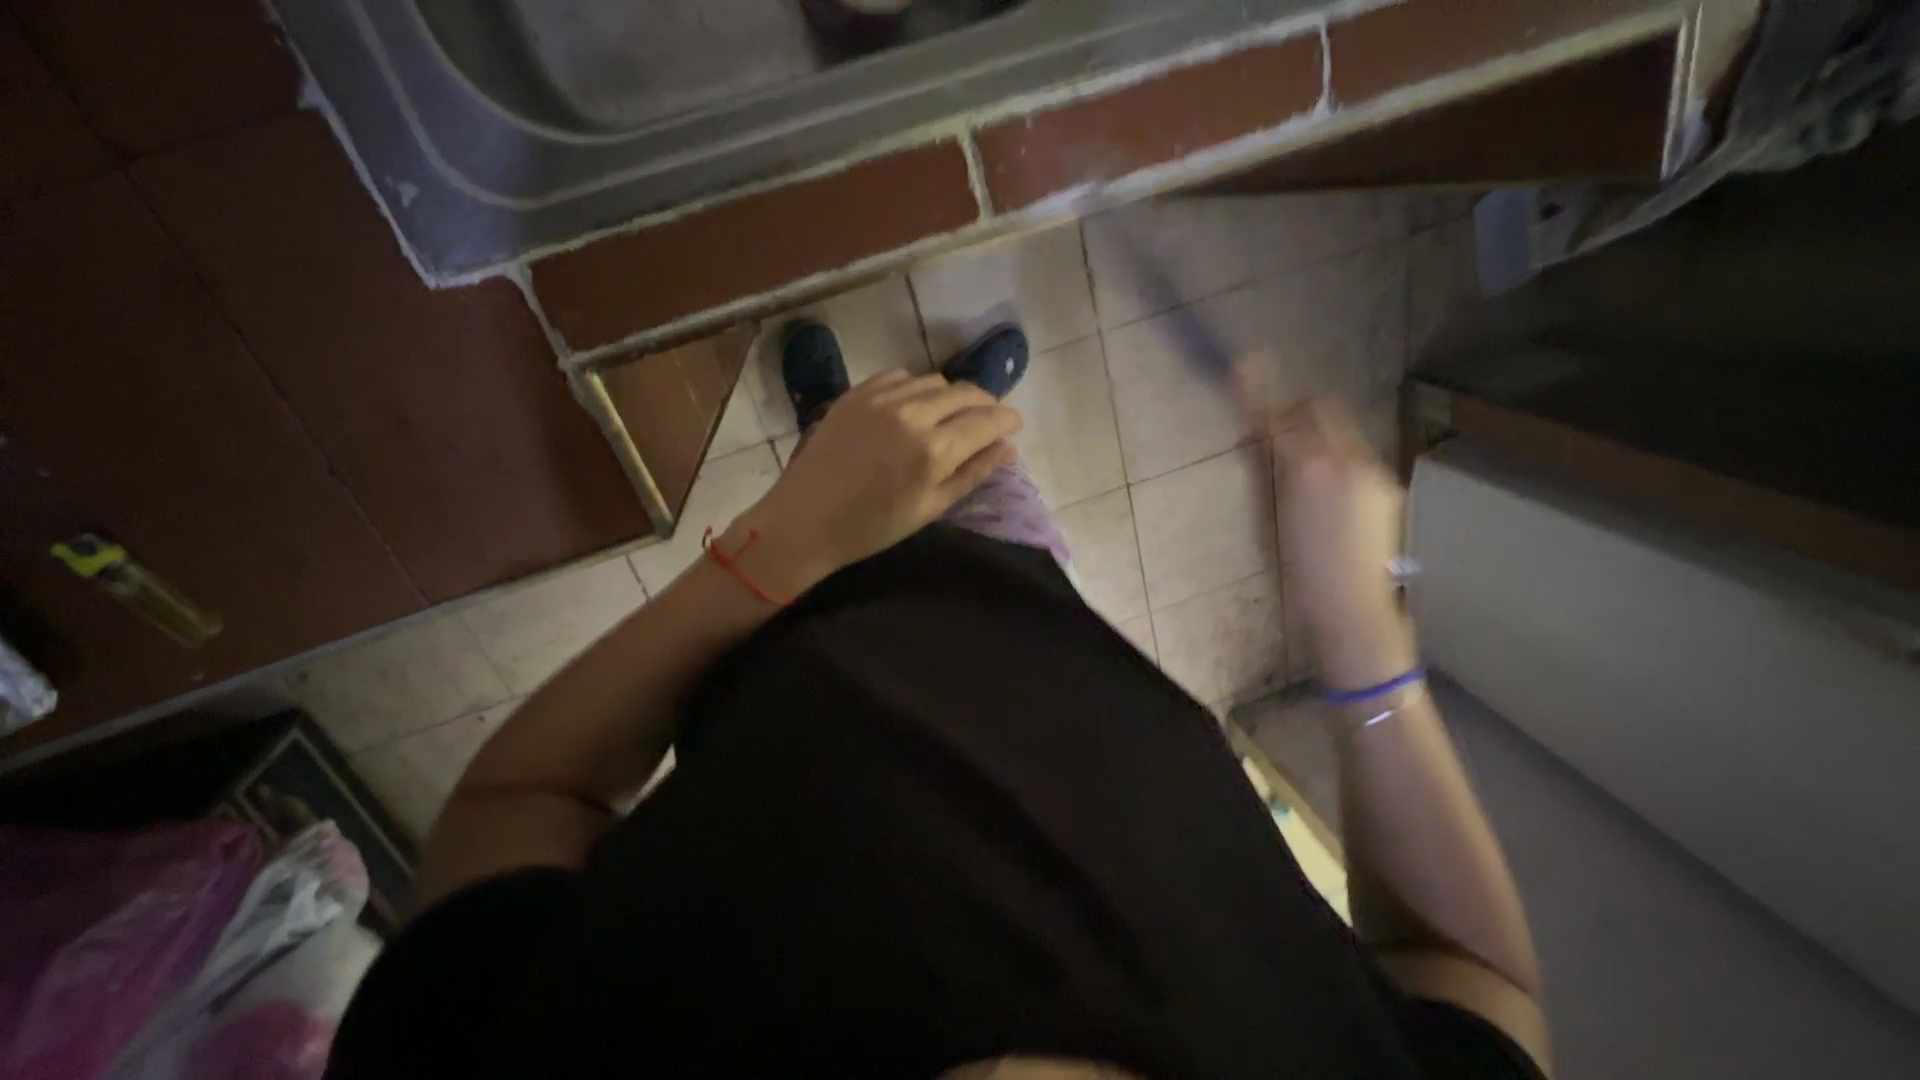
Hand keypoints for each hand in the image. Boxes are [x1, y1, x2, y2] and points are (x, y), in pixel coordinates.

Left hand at [727, 370, 1021, 593]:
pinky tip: (913, 407)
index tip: (1015, 424)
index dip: (1008, 419)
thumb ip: (972, 474)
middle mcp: (913, 414)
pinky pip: (900, 377)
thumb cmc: (873, 527)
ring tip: (950, 415)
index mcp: (935, 449)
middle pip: (965, 393)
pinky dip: (916, 388)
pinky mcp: (857, 393)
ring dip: (951, 395)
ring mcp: (881, 399)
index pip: (987, 420)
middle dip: (985, 403)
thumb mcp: (930, 509)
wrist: (805, 520)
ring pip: (934, 381)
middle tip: (989, 419)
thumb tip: (1008, 447)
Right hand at [1241, 375, 1415, 687]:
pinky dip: (1333, 458)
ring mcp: (1372, 470)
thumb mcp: (1265, 519)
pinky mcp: (1386, 484)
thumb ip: (1261, 468)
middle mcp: (1345, 460)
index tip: (1245, 364)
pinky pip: (1354, 454)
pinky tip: (1324, 495)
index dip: (1260, 392)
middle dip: (1294, 411)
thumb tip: (1251, 432)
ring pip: (1339, 429)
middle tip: (1274, 434)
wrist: (1351, 606)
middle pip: (1319, 406)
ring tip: (1299, 473)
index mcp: (1307, 470)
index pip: (1282, 415)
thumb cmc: (1294, 570)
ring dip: (1315, 435)